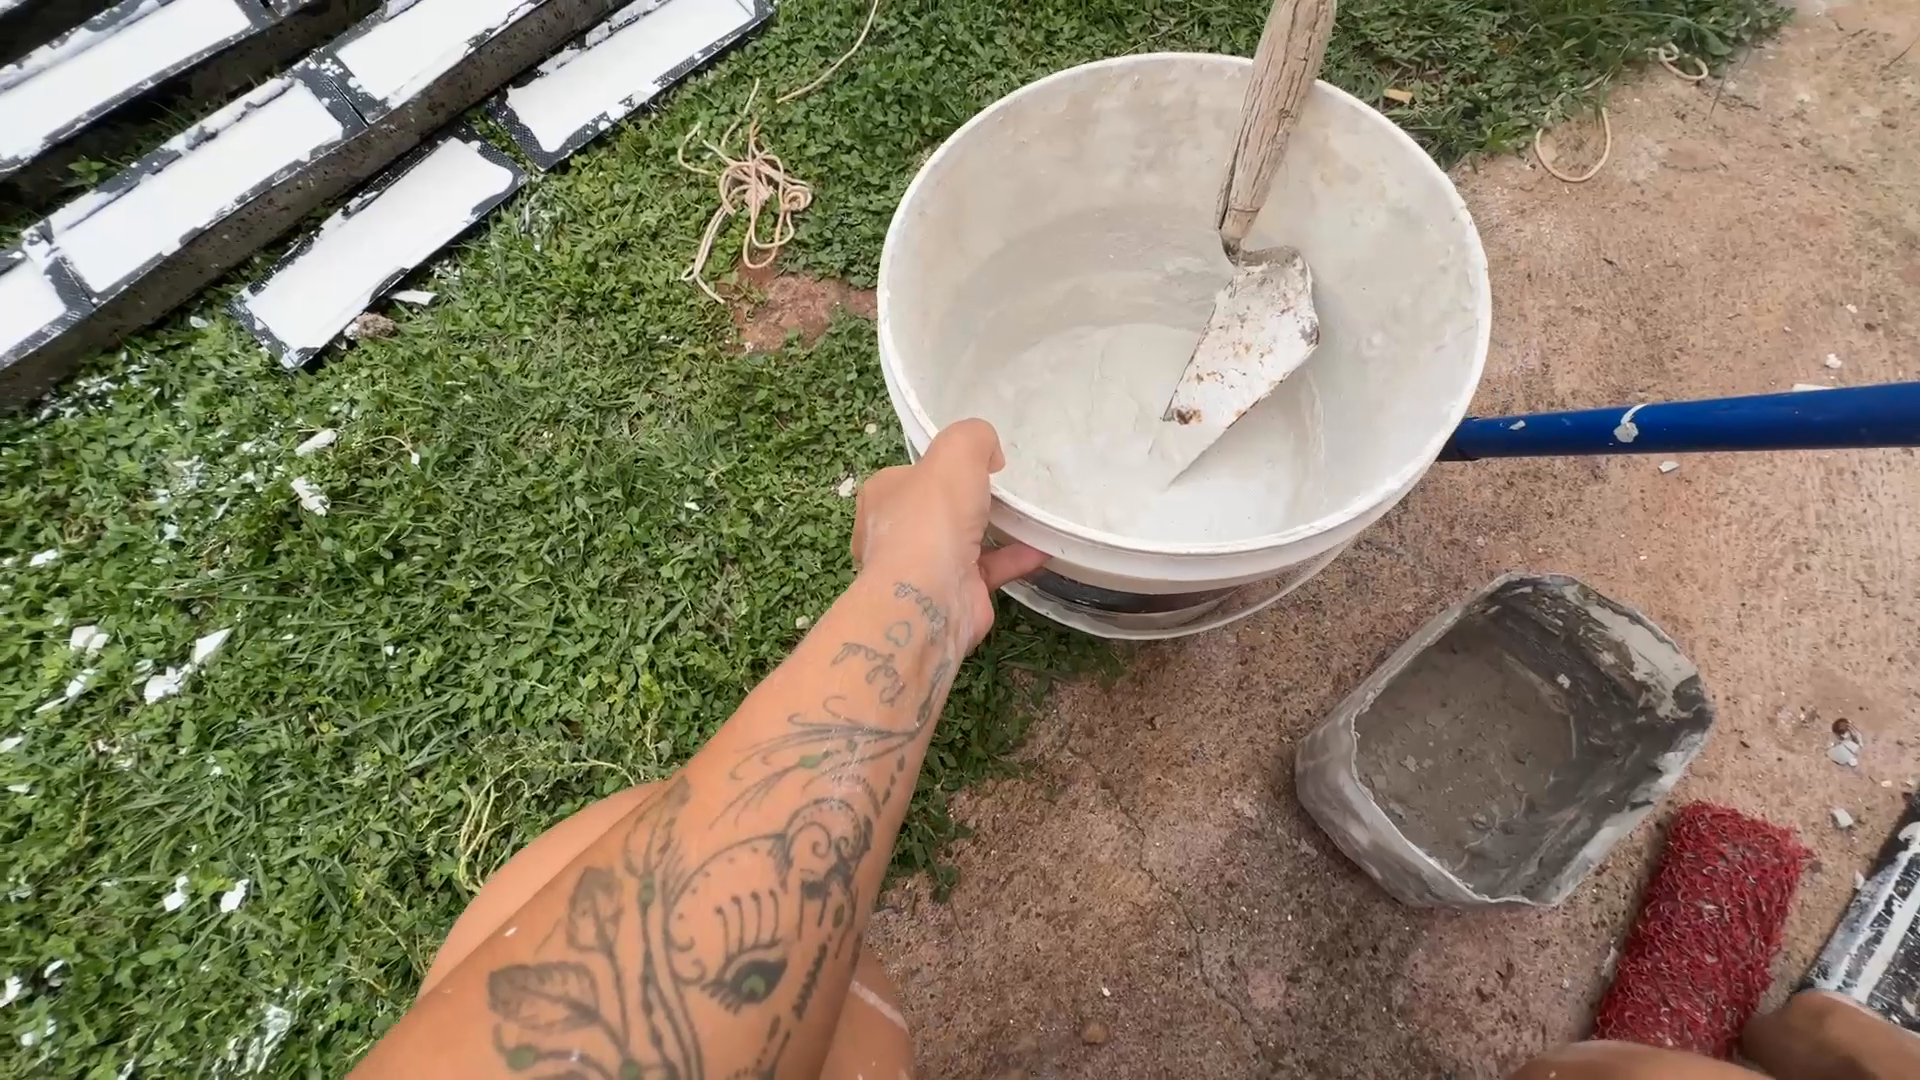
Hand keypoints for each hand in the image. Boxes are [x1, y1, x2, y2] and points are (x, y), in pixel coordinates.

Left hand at [852, 419, 1049, 650]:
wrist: (929, 599)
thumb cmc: (932, 518)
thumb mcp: (955, 452)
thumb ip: (974, 437)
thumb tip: (990, 456)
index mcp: (884, 495)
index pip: (913, 474)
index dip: (943, 467)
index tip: (975, 465)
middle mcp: (897, 532)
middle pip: (938, 508)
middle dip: (969, 502)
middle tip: (1004, 492)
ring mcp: (923, 567)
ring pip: (964, 541)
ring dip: (997, 530)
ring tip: (1030, 516)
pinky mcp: (953, 593)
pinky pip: (988, 569)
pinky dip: (1015, 558)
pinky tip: (1042, 549)